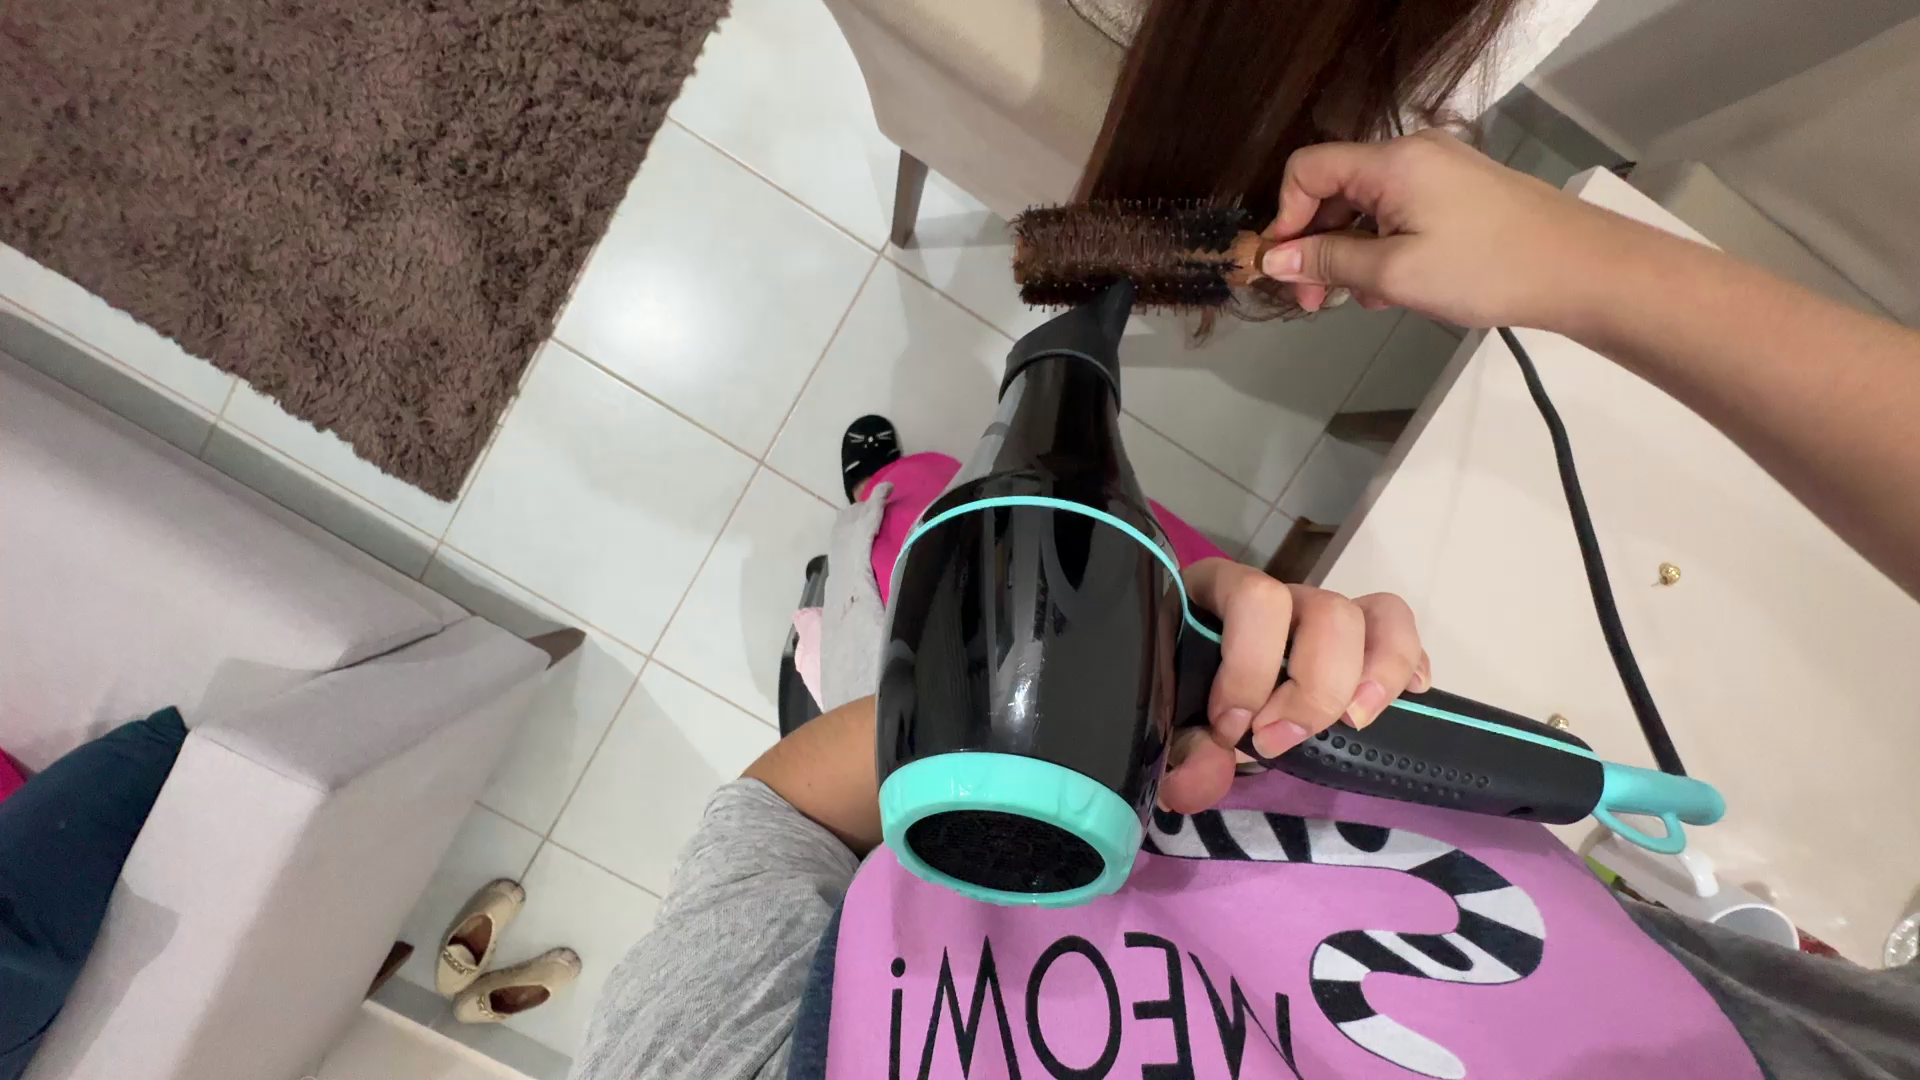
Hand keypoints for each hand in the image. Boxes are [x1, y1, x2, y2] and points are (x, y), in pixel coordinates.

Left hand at [1157, 558, 1429, 814]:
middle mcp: (1274, 593)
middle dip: (1313, 688)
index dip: (1251, 667)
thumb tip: (1199, 781)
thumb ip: (1179, 751)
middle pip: (1327, 610)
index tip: (1231, 725)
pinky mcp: (1355, 634)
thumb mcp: (1170, 721)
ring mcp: (1316, 608)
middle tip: (1276, 742)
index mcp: (1216, 591)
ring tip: (1352, 725)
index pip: (1256, 600)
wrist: (1191, 693)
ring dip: (1375, 676)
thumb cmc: (1176, 692)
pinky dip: (1407, 663)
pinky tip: (1406, 697)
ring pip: (1372, 616)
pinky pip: (1397, 626)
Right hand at [1259, 129, 1635, 329]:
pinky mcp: (1449, 196)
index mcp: (1392, 163)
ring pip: (1359, 211)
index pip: (1307, 170)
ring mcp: (1433, 175)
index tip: (1285, 268)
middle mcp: (1409, 157)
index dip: (1285, 218)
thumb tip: (1274, 261)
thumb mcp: (1392, 273)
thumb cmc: (1485, 268)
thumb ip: (1327, 262)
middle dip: (1312, 246)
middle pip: (1331, 193)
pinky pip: (1390, 218)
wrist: (1580, 271)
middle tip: (1314, 301)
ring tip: (1361, 299)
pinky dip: (1377, 251)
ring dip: (1345, 256)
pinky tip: (1389, 287)